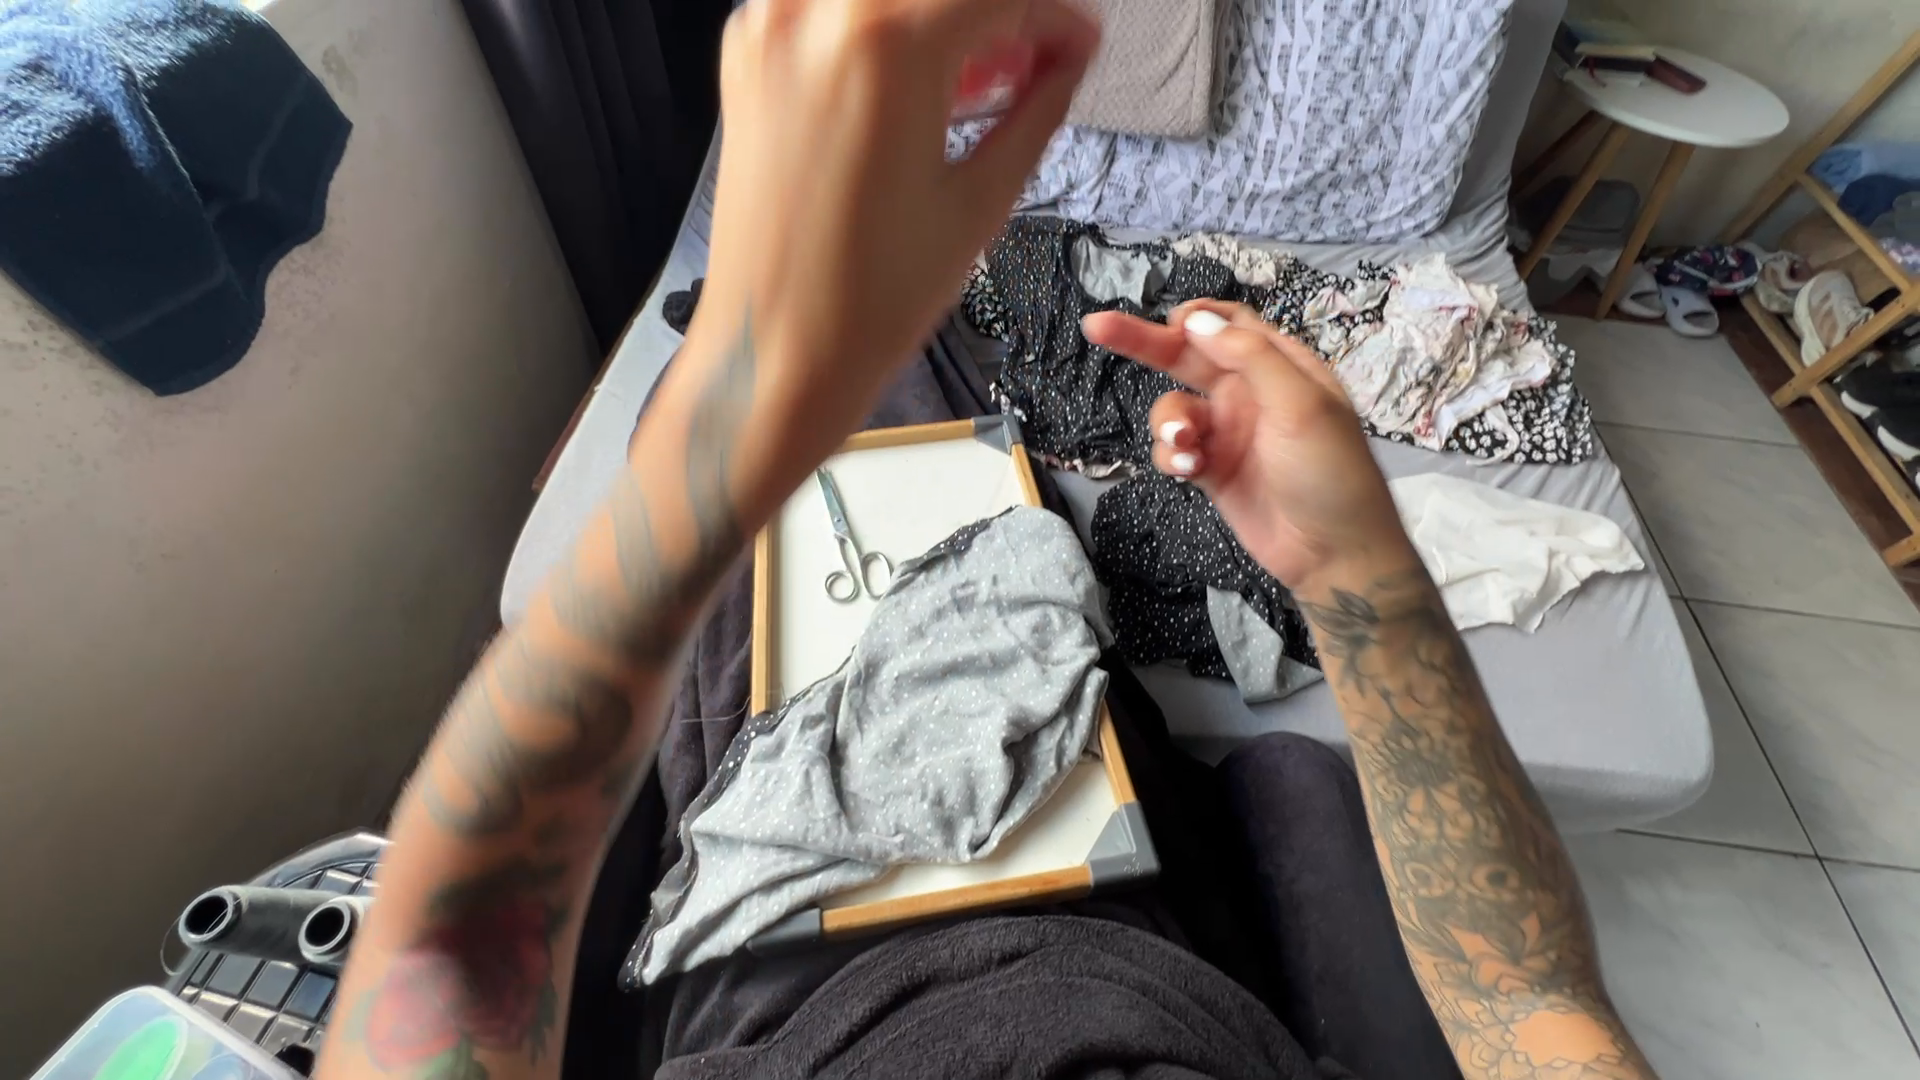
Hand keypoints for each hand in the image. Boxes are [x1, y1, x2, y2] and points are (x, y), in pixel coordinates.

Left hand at [692, 0, 1098, 432]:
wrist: (777, 357)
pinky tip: (917, 85)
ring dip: (940, 19)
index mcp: (884, 44)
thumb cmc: (871, 303)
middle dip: (998, 15)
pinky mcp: (748, 62)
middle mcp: (814, 11)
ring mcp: (769, 30)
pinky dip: (883, 31)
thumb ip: (1034, 113)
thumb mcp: (978, 206)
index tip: (1078, 46)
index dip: (1053, 16)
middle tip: (1030, 63)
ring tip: (976, 82)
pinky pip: (831, 12)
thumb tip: (1066, 62)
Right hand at [1083, 301, 1415, 589]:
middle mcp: (1247, 393)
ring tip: (1185, 445)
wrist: (1331, 552)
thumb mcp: (1300, 404)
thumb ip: (1249, 357)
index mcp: (1278, 366)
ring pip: (1172, 409)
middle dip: (1143, 343)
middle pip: (1185, 357)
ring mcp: (1225, 432)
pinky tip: (1189, 472)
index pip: (1230, 326)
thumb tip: (1194, 321)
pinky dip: (1172, 457)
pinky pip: (1172, 451)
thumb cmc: (1330, 472)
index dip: (1196, 317)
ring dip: (1167, 422)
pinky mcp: (1208, 469)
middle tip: (1096, 327)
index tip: (1167, 320)